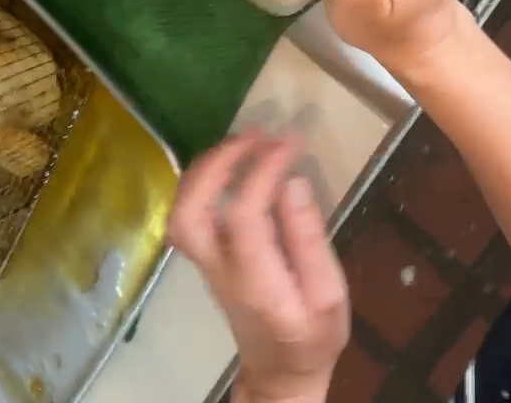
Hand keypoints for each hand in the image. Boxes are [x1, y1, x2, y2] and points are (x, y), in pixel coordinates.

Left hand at [168, 133, 349, 402]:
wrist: (282, 375)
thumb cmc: (312, 336)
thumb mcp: (329, 296)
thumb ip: (309, 240)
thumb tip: (293, 182)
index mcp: (255, 280)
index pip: (243, 214)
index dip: (262, 170)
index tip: (290, 141)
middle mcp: (220, 269)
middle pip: (190, 212)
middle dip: (217, 163)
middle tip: (254, 134)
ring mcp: (206, 264)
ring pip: (181, 211)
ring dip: (206, 167)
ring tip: (243, 141)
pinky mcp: (207, 258)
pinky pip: (189, 212)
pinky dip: (204, 179)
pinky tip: (232, 162)